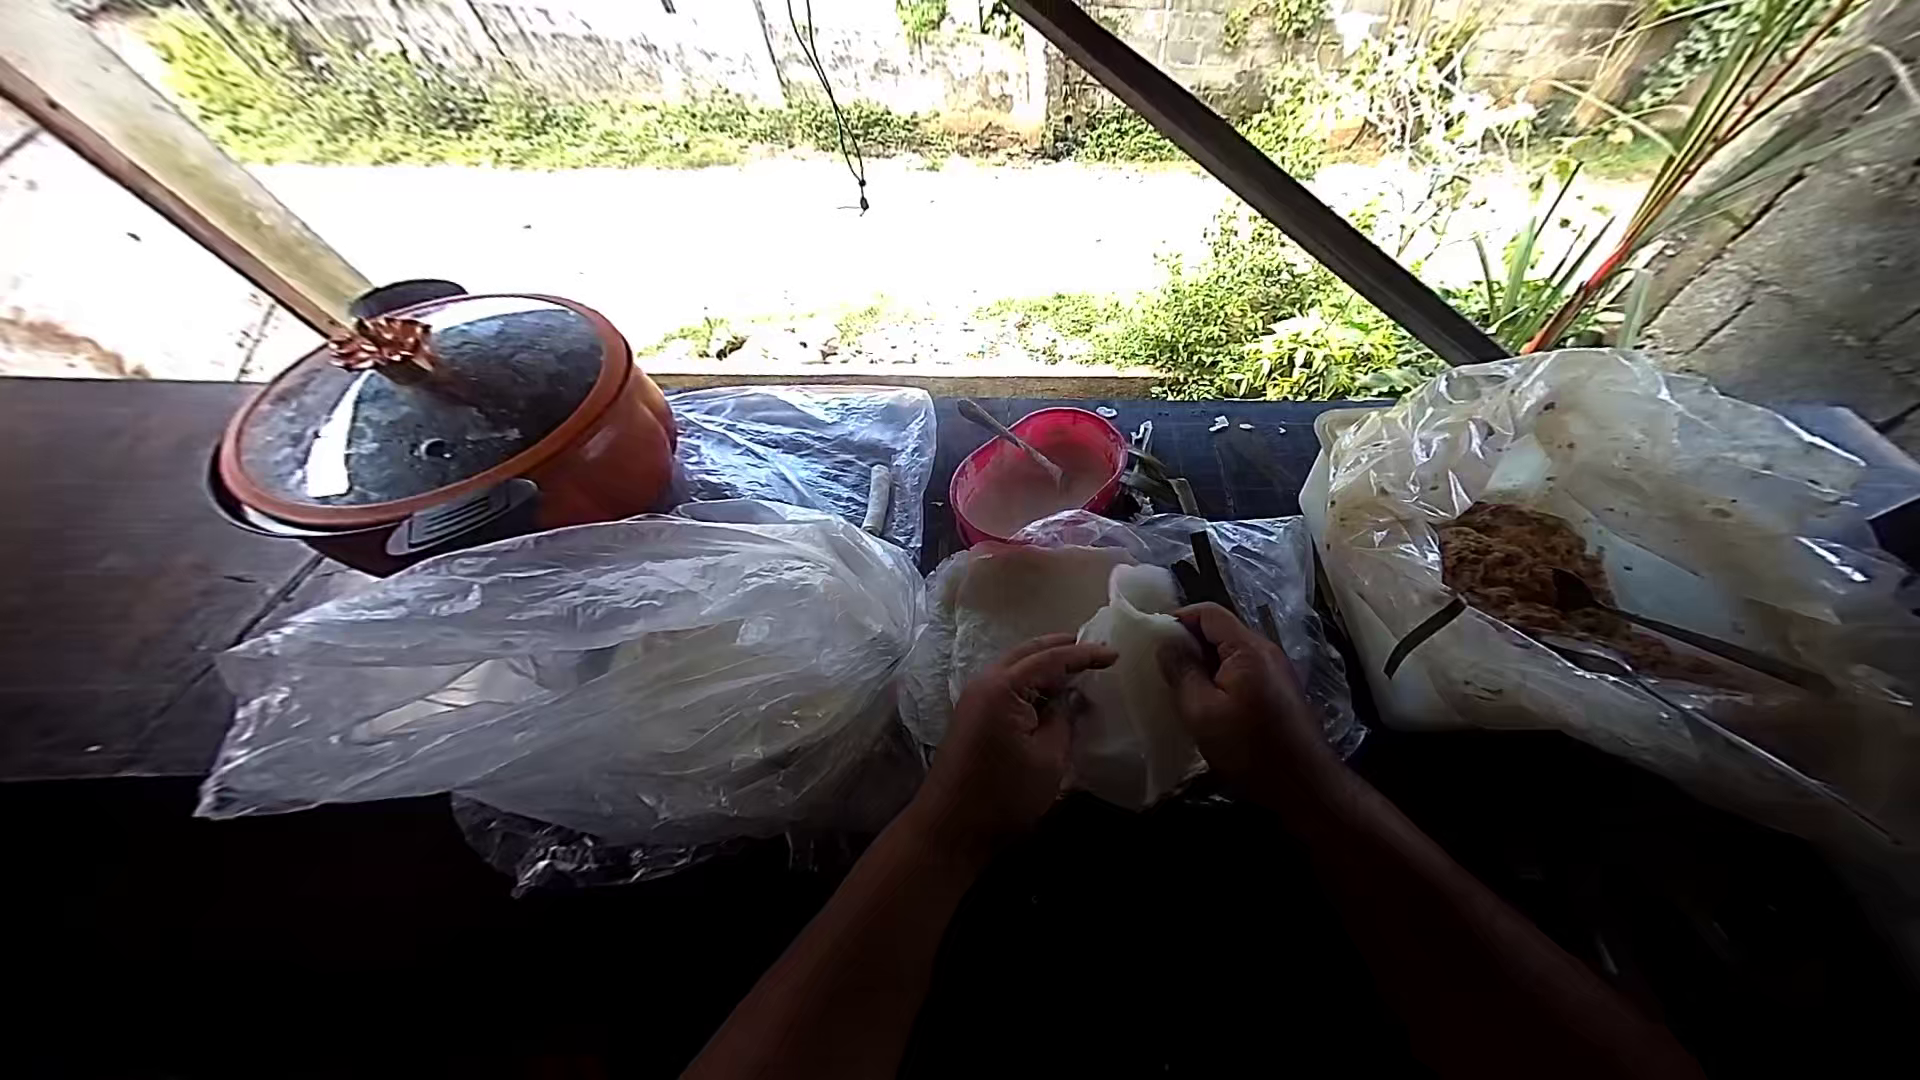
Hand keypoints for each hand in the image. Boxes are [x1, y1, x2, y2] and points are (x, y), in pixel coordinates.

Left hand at [908, 634, 1115, 858]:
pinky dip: (1030, 681)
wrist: (951, 826)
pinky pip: (1006, 684)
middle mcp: (984, 682)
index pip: (1050, 659)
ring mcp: (974, 697)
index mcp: (1003, 687)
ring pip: (1015, 666)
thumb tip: (1069, 699)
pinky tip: (1050, 692)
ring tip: (1077, 666)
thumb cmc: (1004, 795)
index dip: (1084, 655)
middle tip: (1094, 649)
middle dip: (1061, 647)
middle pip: (1027, 653)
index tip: (1114, 655)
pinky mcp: (973, 714)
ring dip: (1044, 664)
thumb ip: (1063, 719)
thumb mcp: (1049, 758)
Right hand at [1158, 603, 1335, 793]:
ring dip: (1202, 662)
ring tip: (1178, 684)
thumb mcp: (1201, 711)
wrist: (1306, 789)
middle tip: (1160, 664)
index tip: (1153, 639)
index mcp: (1248, 649)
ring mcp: (1275, 671)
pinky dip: (1217, 676)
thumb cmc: (1250, 749)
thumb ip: (1181, 671)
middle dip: (1187, 642)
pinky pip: (1240, 669)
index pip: (1208, 612)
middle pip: (1219, 629)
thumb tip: (1166, 644)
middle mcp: (1266, 651)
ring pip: (1229, 651)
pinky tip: (1204, 700)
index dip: (1177, 618)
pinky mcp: (1278, 690)